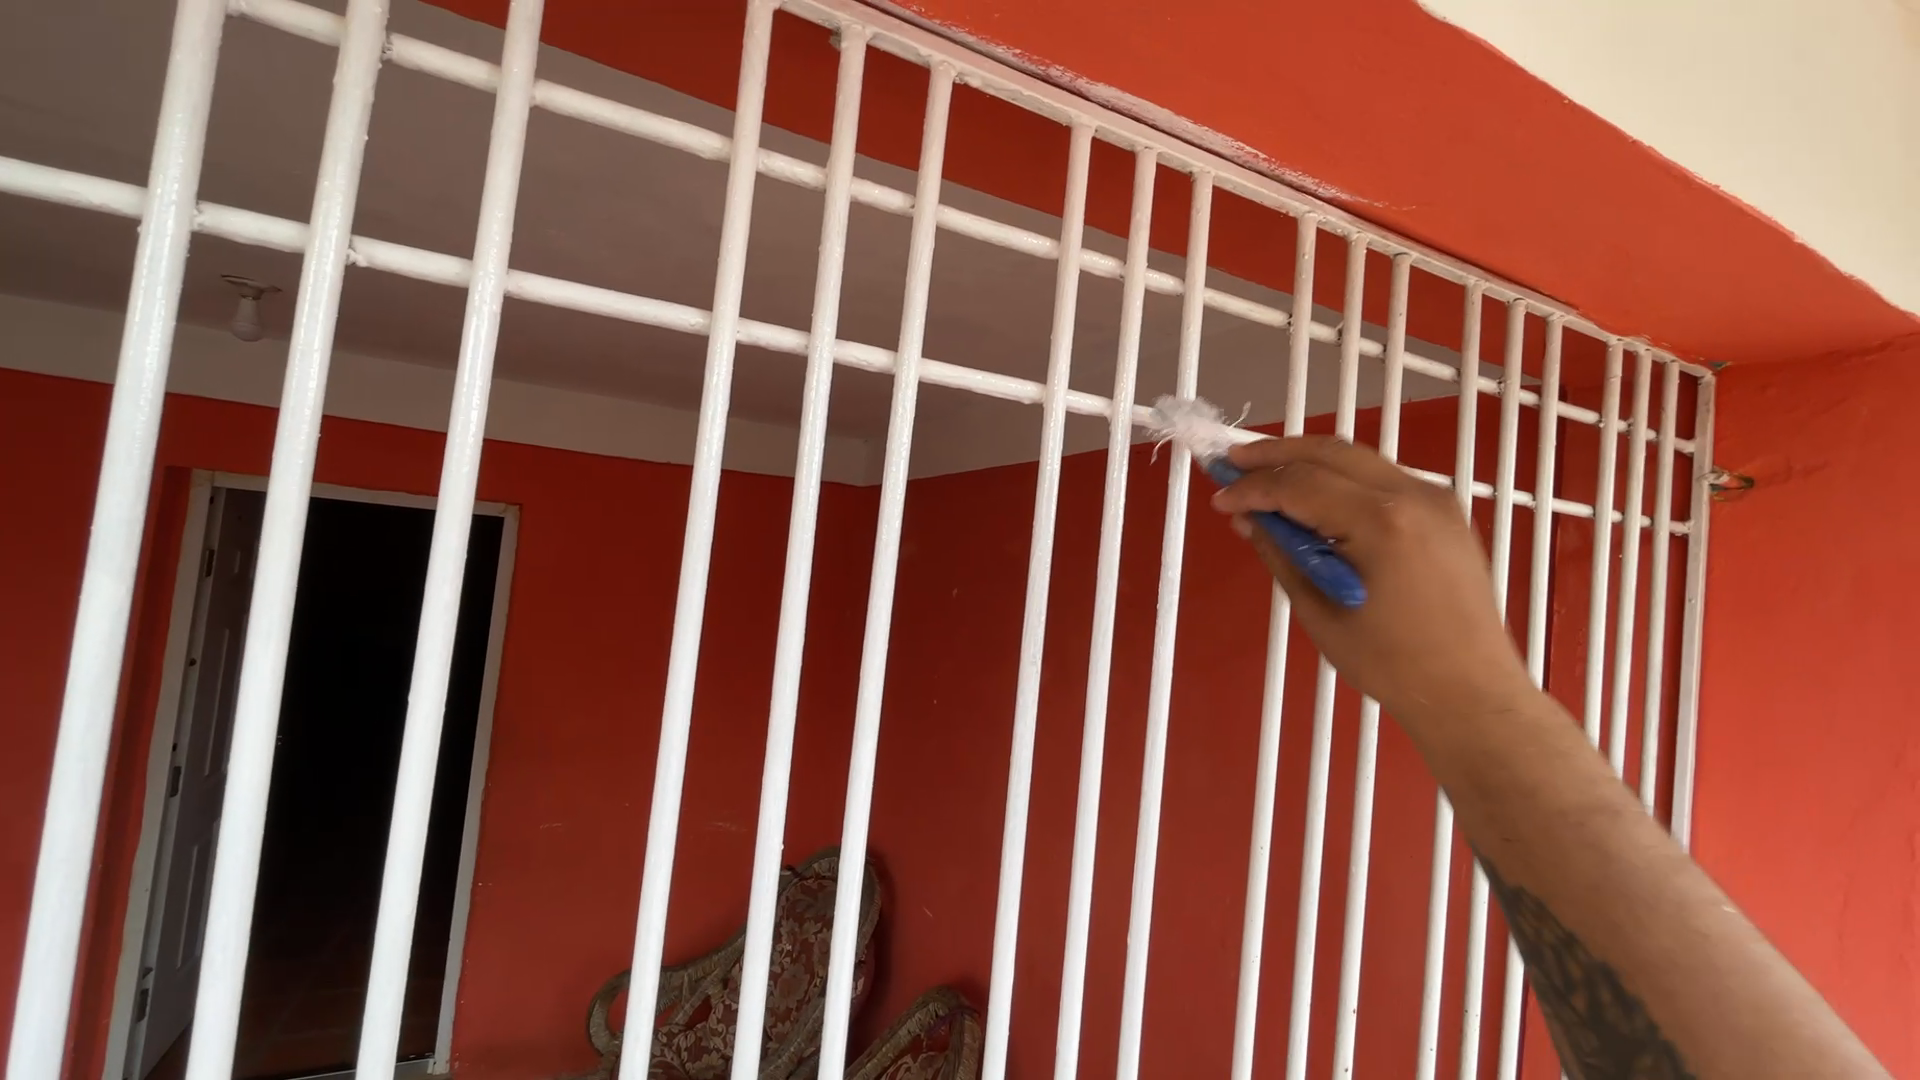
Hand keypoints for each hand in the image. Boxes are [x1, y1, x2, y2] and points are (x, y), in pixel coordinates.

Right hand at [1209, 436, 1533, 730]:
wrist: (1471, 691)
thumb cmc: (1389, 663)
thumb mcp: (1318, 611)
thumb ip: (1282, 554)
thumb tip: (1250, 519)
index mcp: (1381, 523)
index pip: (1300, 484)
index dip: (1252, 487)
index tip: (1219, 497)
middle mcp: (1412, 496)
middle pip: (1330, 452)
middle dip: (1274, 453)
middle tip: (1231, 461)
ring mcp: (1435, 500)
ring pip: (1356, 458)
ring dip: (1305, 461)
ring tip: (1262, 473)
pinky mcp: (1443, 512)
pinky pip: (1378, 478)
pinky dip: (1337, 478)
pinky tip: (1311, 496)